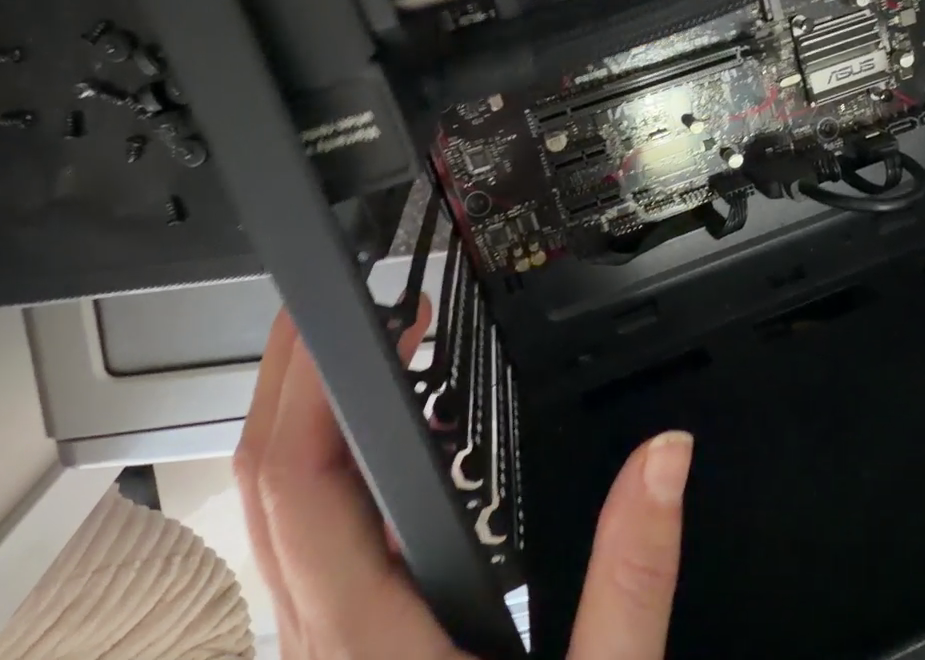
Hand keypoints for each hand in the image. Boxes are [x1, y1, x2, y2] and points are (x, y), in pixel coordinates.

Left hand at [237, 304, 692, 659]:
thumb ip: (634, 572)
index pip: (295, 480)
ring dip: (304, 414)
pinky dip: (323, 467)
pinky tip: (388, 453)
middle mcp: (315, 641)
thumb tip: (663, 457)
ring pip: (267, 508)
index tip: (364, 309)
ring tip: (377, 355)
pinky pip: (297, 539)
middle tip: (360, 300)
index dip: (309, 376)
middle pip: (261, 475)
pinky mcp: (331, 654)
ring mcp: (313, 650)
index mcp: (366, 638)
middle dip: (295, 369)